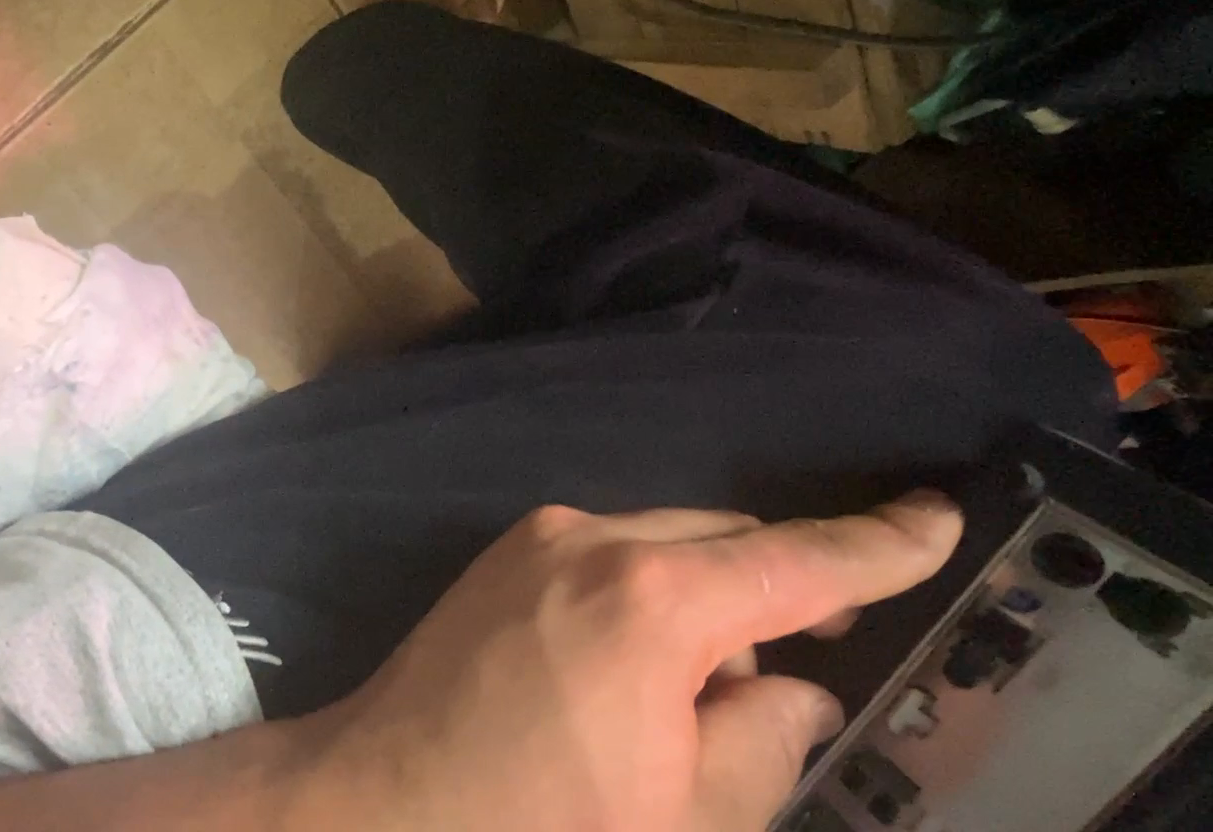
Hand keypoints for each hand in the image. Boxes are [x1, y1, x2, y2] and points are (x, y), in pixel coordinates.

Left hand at [291, 491, 962, 831]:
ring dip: (710, 594)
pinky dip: (649, 590)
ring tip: (709, 685)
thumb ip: (763, 742)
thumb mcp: (686, 817)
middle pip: (725, 540)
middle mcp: (592, 539)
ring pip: (665, 543)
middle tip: (827, 642)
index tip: (934, 516)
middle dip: (783, 583)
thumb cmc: (539, 824)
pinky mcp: (502, 555)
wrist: (383, 801)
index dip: (876, 542)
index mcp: (651, 599)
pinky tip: (640, 662)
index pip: (796, 558)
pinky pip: (608, 554)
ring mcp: (537, 538)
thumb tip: (793, 692)